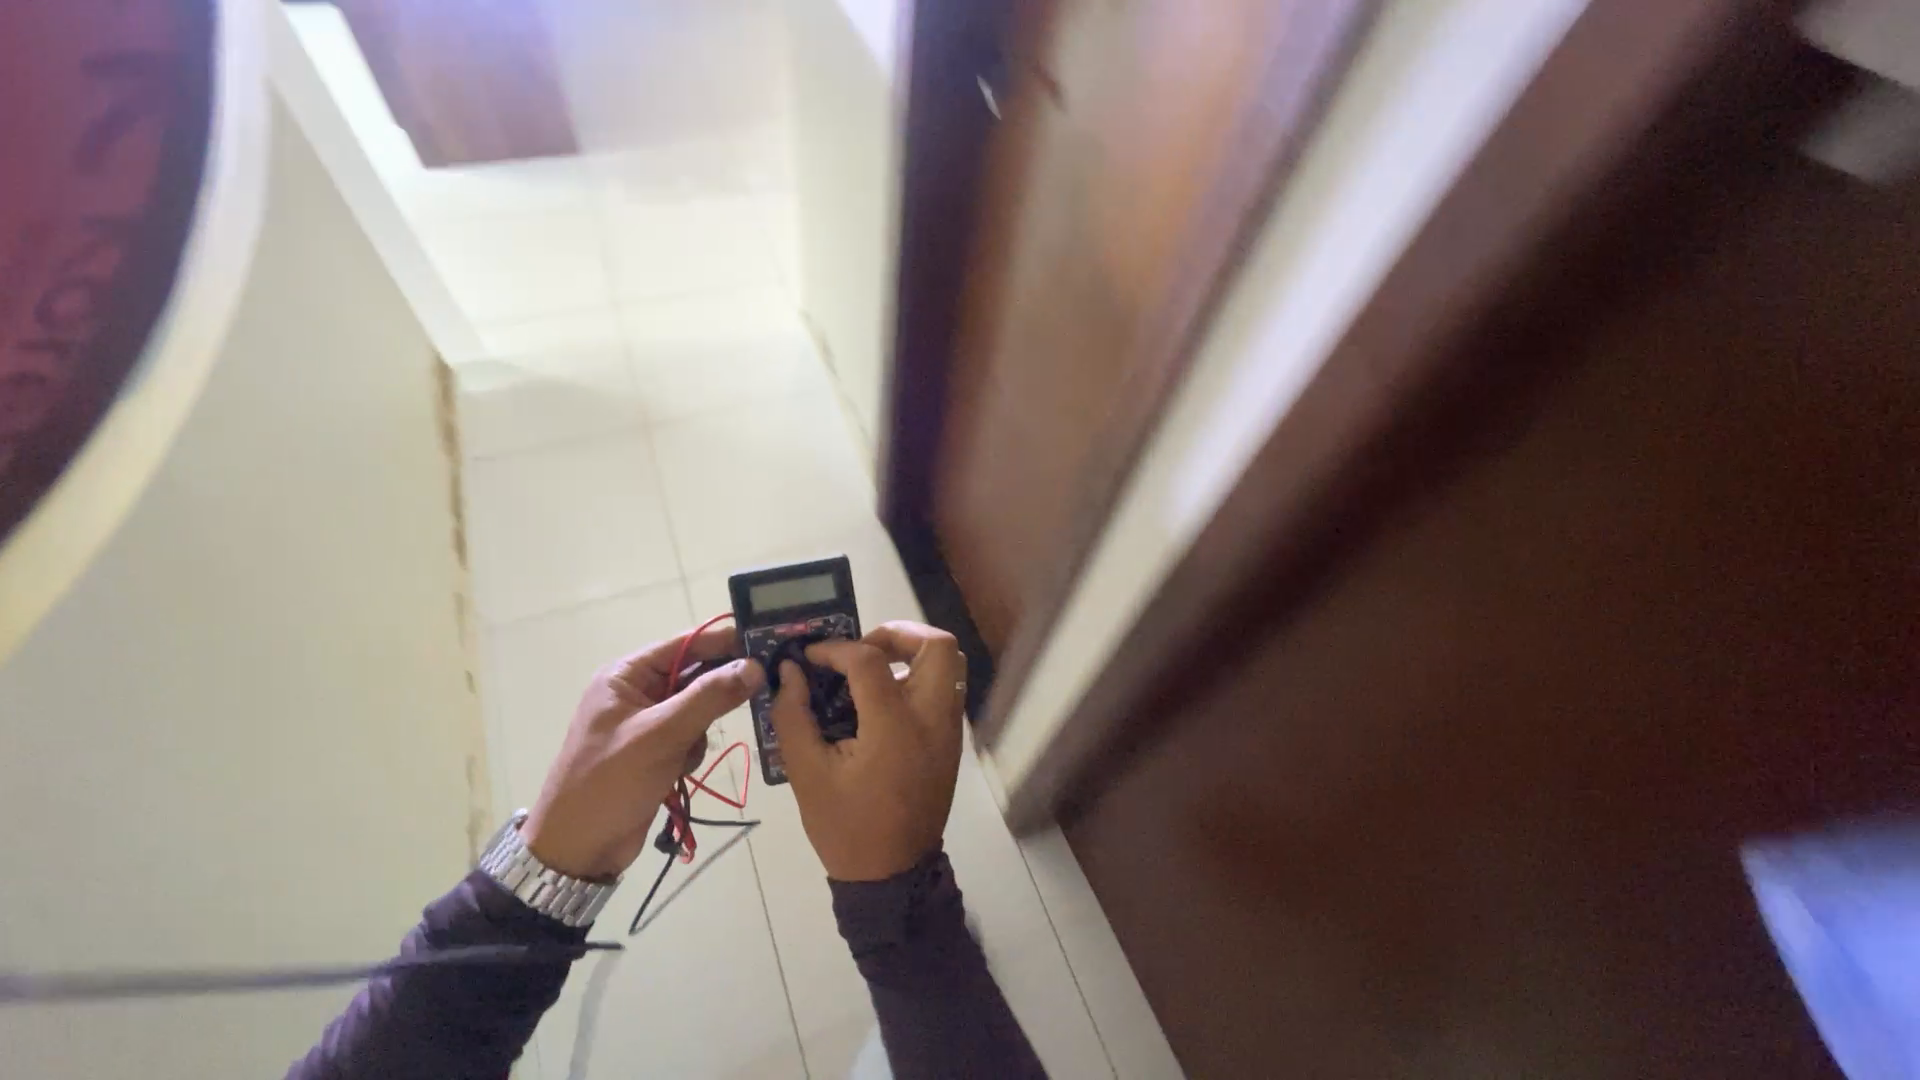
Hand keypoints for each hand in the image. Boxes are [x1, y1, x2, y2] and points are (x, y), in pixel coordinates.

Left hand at [521, 624, 762, 880]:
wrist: (577, 849)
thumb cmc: (610, 782)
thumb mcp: (662, 735)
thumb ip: (710, 696)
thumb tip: (755, 666)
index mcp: (626, 676)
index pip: (685, 645)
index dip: (725, 642)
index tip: (767, 641)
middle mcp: (636, 692)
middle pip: (695, 674)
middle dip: (718, 689)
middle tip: (761, 687)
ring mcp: (646, 723)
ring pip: (698, 707)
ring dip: (702, 728)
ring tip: (687, 752)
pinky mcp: (655, 750)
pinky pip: (691, 735)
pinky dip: (693, 750)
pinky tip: (680, 770)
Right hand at [767, 621, 965, 880]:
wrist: (893, 876)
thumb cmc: (846, 827)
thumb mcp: (807, 773)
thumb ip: (794, 715)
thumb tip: (789, 671)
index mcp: (895, 726)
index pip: (869, 660)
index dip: (834, 649)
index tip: (809, 657)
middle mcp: (932, 719)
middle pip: (937, 646)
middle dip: (897, 634)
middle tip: (860, 649)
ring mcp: (948, 729)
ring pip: (950, 663)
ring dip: (912, 653)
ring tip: (871, 668)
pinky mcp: (951, 740)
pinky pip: (945, 689)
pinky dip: (918, 677)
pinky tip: (881, 698)